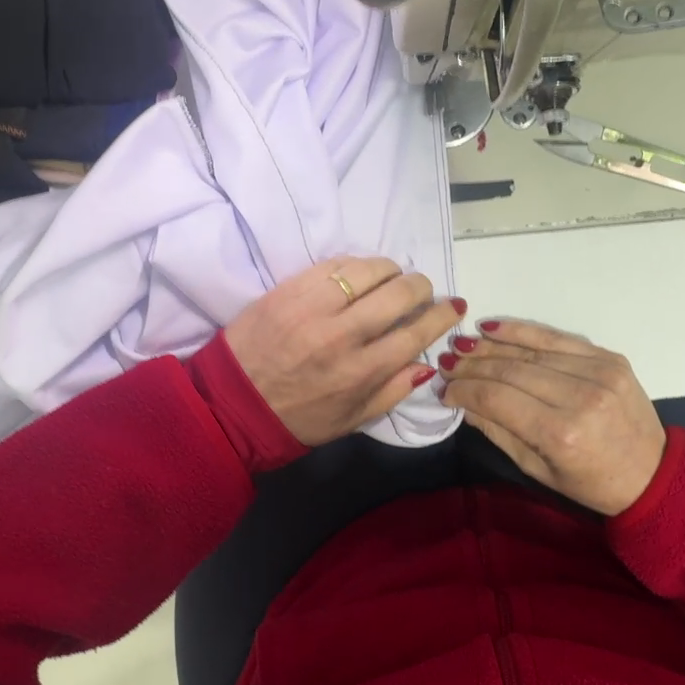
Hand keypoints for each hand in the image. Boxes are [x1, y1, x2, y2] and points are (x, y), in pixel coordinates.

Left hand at [225, 257, 462, 445]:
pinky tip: (357, 275)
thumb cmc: (297, 418)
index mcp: (361, 372)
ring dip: (389, 270)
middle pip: (400, 293)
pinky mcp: (289, 289)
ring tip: (390, 278)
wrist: (231, 404)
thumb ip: (393, 391)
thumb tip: (427, 362)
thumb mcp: (351, 420)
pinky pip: (334, 264)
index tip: (453, 306)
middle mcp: (343, 334)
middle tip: (420, 291)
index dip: (442, 314)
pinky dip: (355, 266)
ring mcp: (314, 306)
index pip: (417, 332)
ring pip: (369, 269)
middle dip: (421, 287)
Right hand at [439, 320, 666, 515]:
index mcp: (561, 434)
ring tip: (462, 342)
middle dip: (472, 365)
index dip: (465, 389)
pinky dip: (524, 331)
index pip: (498, 398)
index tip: (443, 387)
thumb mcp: (537, 470)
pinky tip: (493, 328)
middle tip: (446, 361)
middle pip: (511, 370)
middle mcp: (580, 397)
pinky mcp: (610, 358)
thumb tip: (460, 400)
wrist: (652, 473)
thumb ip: (497, 431)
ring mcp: (599, 373)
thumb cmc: (590, 483)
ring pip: (531, 351)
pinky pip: (558, 338)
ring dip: (491, 345)